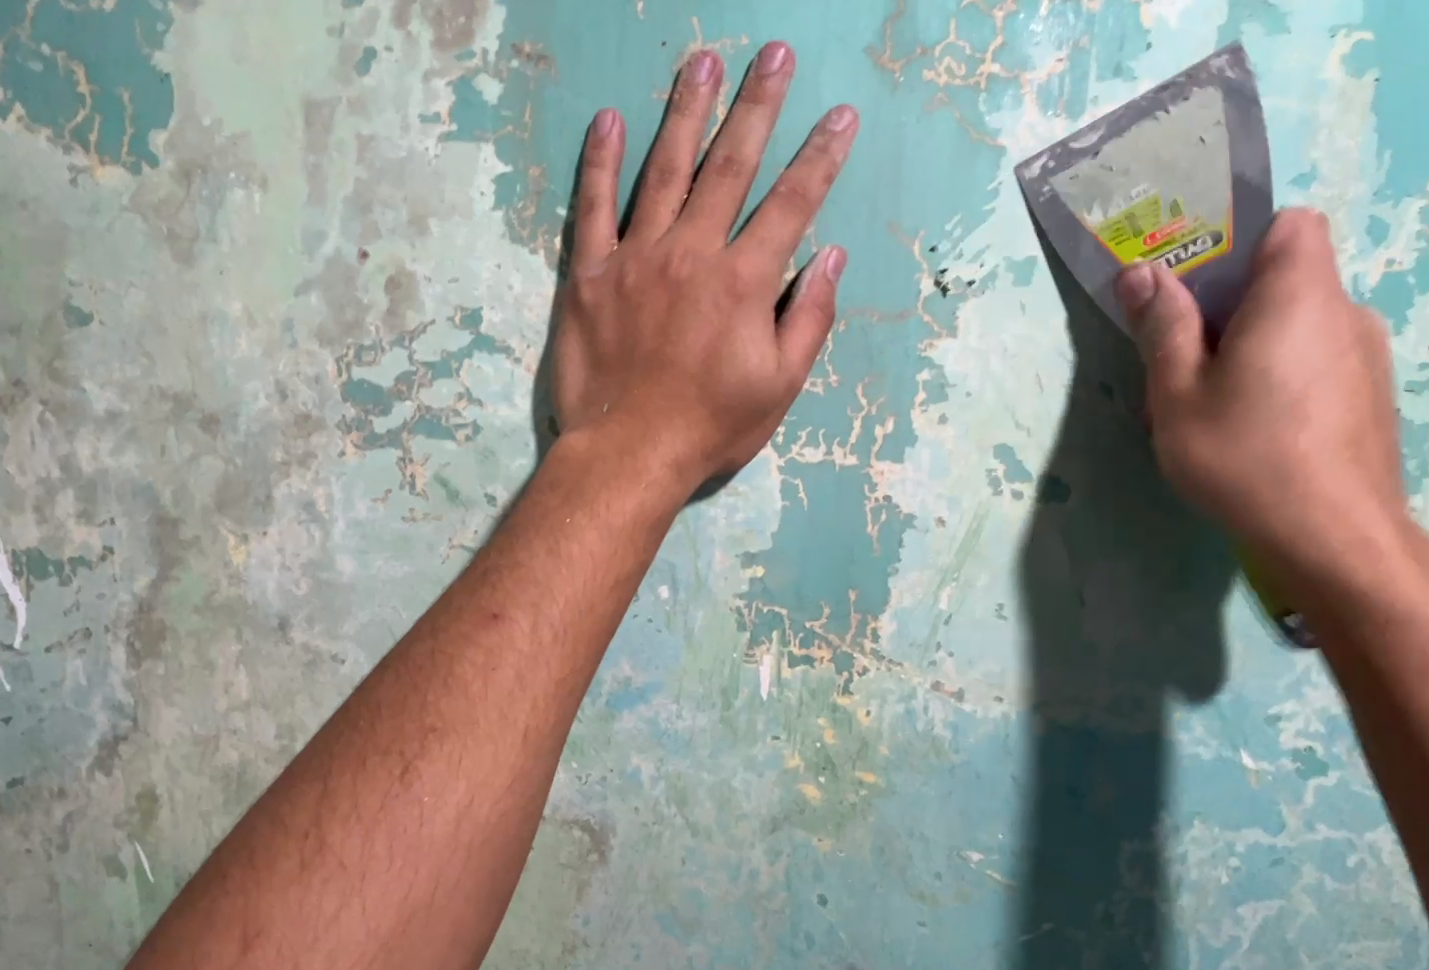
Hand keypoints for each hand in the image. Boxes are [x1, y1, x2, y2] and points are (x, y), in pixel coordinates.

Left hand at [548, 43, 856, 491]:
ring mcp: (635, 258)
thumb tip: (831, 258)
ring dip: (686, 115)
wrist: (628, 454)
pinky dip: (601, 164)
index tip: (839, 117)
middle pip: (730, 167)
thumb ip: (808, 319)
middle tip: (772, 56)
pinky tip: (609, 122)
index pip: (792, 204)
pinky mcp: (589, 275)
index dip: (819, 158)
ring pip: (664, 172)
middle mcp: (692, 254)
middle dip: (756, 108)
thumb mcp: (779, 386)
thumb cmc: (710, 427)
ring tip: (700, 65)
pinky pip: (593, 208)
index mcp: (744, 282)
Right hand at [1116, 209, 1412, 589]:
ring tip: (1213, 402)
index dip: (1241, 241)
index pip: (1290, 223)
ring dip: (1255, 342)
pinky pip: (1318, 358)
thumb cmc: (1243, 456)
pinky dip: (1283, 372)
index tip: (1196, 287)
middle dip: (1232, 302)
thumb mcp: (1177, 393)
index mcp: (1299, 296)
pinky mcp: (1372, 393)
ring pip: (1301, 322)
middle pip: (1288, 276)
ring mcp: (1368, 354)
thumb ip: (1163, 326)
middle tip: (1182, 354)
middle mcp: (1346, 311)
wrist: (1333, 536)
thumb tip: (1141, 271)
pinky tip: (1255, 427)